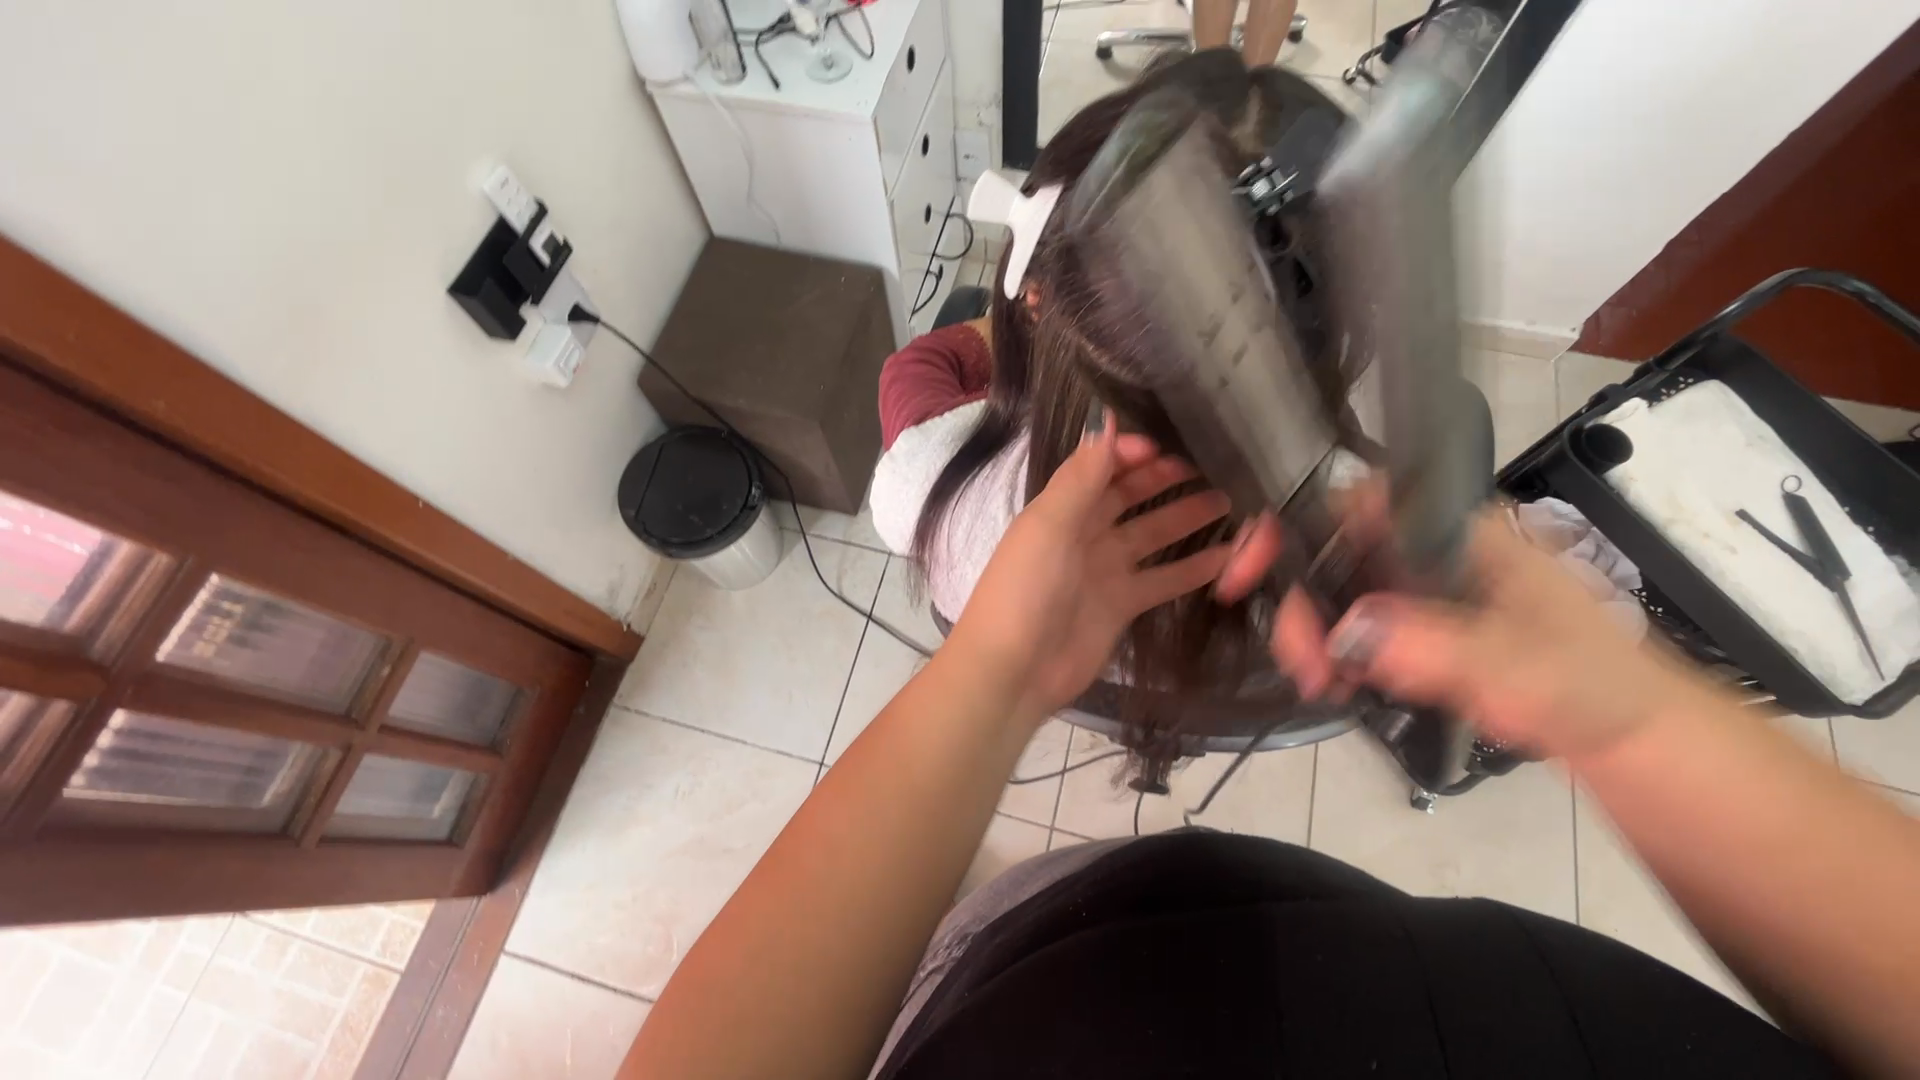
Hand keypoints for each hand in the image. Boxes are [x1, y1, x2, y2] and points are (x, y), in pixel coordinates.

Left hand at [944, 421, 1246, 720]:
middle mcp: (1083, 534)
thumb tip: (1108, 421)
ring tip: (1229, 501)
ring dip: (1185, 518)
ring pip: (1152, 535)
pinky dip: (1194, 568)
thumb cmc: (1024, 590)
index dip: (1129, 454)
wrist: (1014, 670)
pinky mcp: (1123, 605)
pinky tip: (1230, 556)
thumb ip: (1081, 477)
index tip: (1165, 448)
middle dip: (1163, 480)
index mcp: (1058, 509)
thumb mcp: (1048, 526)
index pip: (1099, 468)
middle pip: (1128, 497)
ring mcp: (1104, 570)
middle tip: (1209, 467)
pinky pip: (1164, 579)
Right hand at [1256, 492, 1708, 761]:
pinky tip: (1335, 685)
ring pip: (1336, 592)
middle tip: (1298, 660)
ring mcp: (1422, 589)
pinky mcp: (1418, 627)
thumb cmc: (1589, 688)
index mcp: (1458, 534)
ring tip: (1317, 683)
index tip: (1254, 567)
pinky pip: (1353, 626)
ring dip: (1310, 633)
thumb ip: (1436, 647)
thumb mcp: (1519, 666)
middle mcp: (1431, 551)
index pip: (1359, 501)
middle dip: (1299, 602)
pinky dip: (1331, 653)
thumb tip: (1346, 633)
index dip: (1296, 521)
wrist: (1628, 736)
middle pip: (1331, 550)